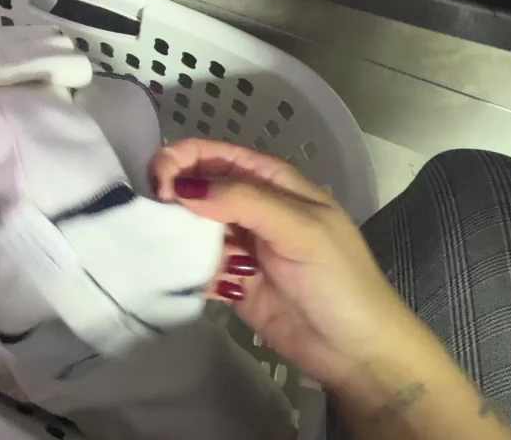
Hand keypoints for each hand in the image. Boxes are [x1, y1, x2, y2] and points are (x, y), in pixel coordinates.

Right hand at [152, 140, 510, 439]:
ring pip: (192, 223)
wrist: (359, 355)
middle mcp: (251, 206)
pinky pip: (195, 262)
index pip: (218, 155)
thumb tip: (184, 187)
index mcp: (272, 181)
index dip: (185, 157)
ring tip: (151, 236)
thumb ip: (243, 199)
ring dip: (171, 226)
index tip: (159, 176)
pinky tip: (166, 267)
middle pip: (199, 185)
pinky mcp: (229, 281)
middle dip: (172, 189)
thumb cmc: (339, 280)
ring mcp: (239, 244)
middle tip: (150, 206)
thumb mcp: (300, 227)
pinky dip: (179, 262)